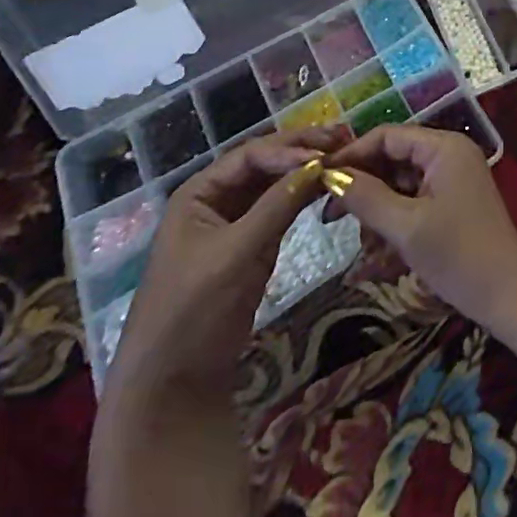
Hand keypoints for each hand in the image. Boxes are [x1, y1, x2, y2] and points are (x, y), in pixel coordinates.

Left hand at [108, 125, 350, 390]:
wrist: (175, 379)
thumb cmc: (194, 309)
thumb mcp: (235, 254)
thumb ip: (274, 208)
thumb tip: (316, 166)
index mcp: (199, 192)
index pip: (248, 157)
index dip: (286, 150)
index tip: (325, 154)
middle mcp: (215, 200)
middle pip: (261, 165)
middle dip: (298, 150)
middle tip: (342, 137)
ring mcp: (234, 224)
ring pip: (272, 186)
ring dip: (303, 171)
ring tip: (340, 154)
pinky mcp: (251, 247)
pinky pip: (277, 211)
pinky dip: (300, 198)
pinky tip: (323, 188)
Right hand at [324, 125, 516, 328]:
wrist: (510, 299)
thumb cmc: (458, 256)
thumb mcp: (405, 227)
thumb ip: (365, 197)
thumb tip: (329, 176)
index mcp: (443, 148)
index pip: (386, 136)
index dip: (351, 155)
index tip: (320, 178)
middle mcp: (448, 156)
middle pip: (391, 160)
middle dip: (362, 188)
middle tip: (329, 215)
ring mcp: (451, 181)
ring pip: (399, 185)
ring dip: (375, 212)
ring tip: (359, 246)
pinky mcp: (451, 205)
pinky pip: (412, 203)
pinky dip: (393, 224)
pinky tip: (375, 256)